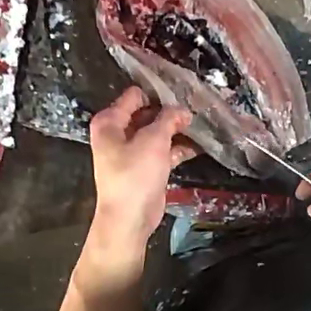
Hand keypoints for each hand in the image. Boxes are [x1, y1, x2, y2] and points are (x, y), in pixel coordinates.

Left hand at [85, 87, 195, 266]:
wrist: (129, 218)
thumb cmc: (135, 175)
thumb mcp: (153, 141)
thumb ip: (168, 120)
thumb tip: (182, 109)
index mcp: (110, 122)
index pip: (135, 96)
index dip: (157, 94)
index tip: (182, 92)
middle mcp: (117, 134)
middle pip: (147, 114)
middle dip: (170, 113)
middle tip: (196, 109)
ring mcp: (131, 152)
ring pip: (156, 134)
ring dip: (176, 131)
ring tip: (201, 126)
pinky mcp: (144, 169)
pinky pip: (162, 152)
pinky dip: (176, 149)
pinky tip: (197, 147)